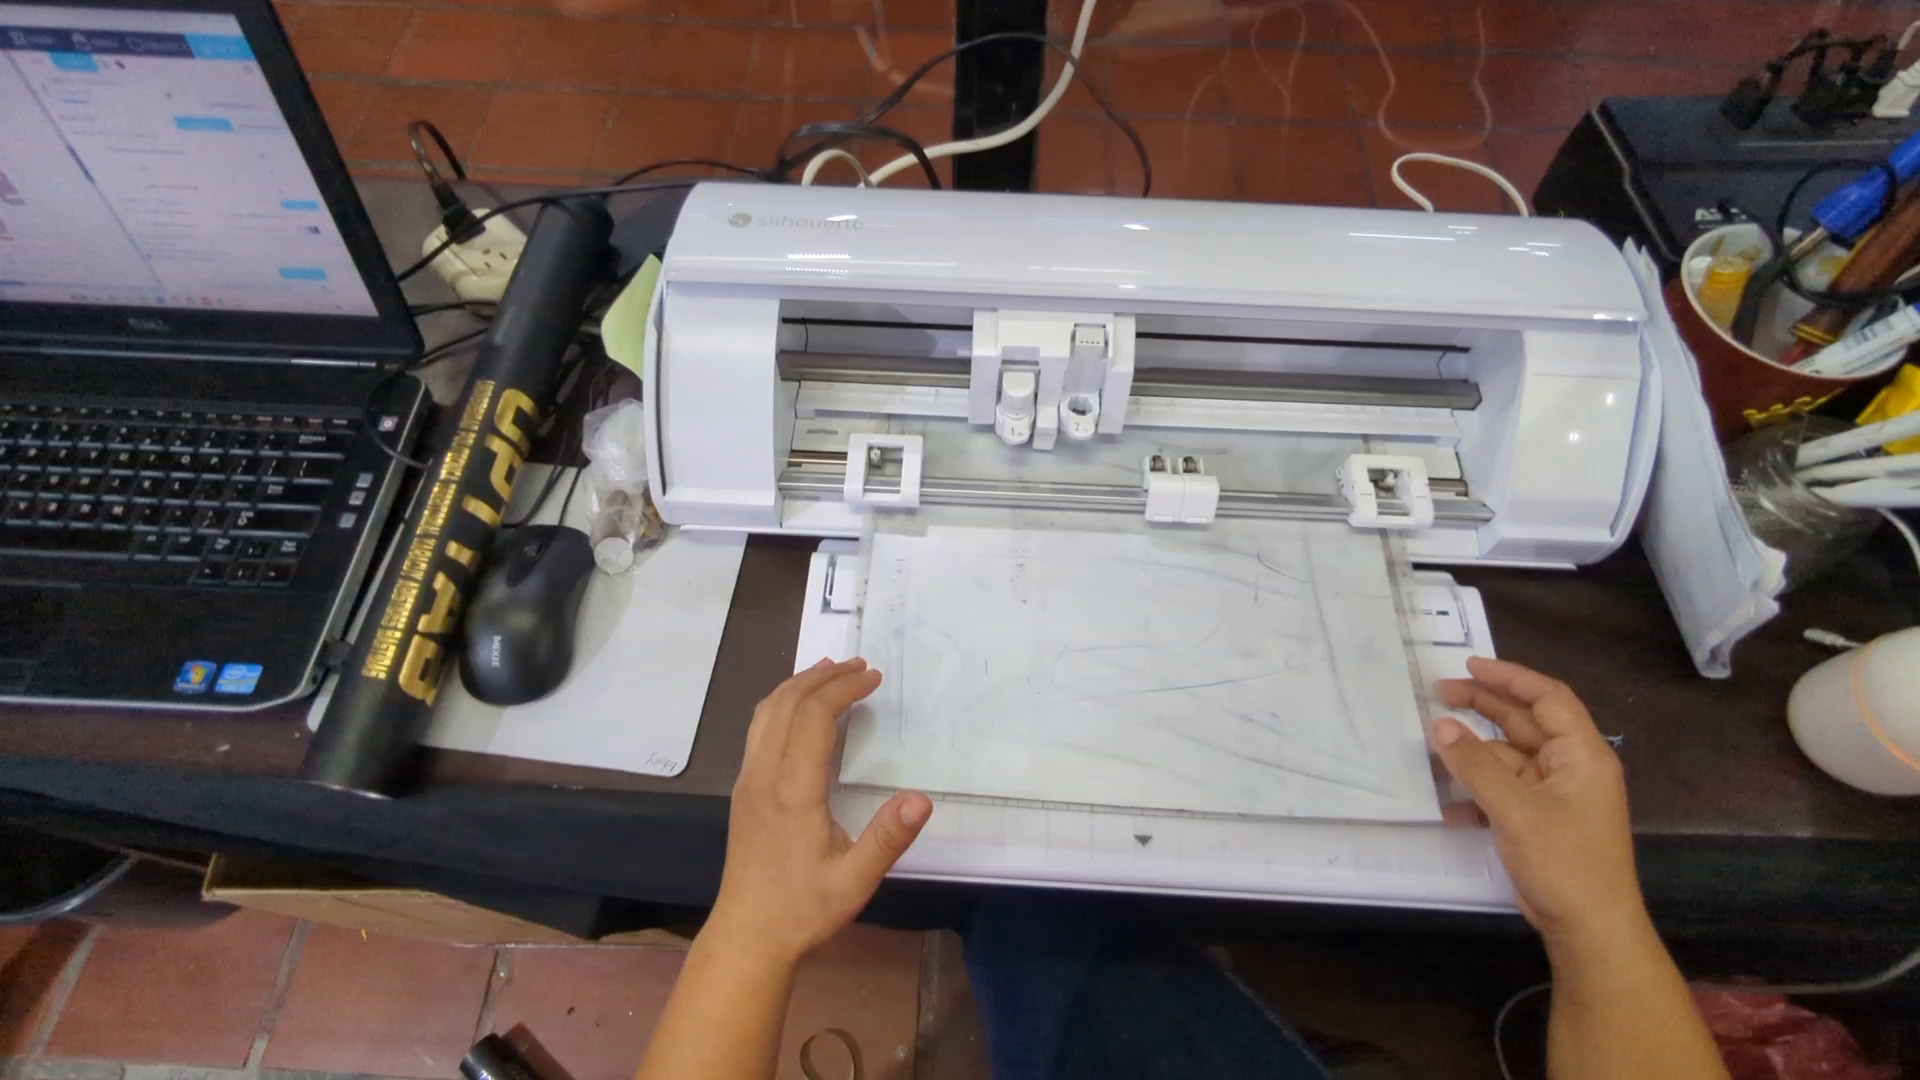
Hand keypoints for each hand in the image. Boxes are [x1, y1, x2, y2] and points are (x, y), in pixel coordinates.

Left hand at [706, 658, 932, 965]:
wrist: (748, 935)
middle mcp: (764, 774)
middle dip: (824, 676)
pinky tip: (799, 707)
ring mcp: (748, 779)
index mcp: (793, 789)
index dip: (845, 689)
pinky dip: (783, 702)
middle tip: (860, 665)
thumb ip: (888, 838)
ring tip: (830, 670)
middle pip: (788, 702)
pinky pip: (759, 727)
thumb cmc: (804, 908)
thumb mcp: (855, 880)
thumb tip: (922, 799)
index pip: (815, 716)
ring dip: (799, 683)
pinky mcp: (743, 788)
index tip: (874, 678)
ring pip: (767, 710)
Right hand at [1432, 656, 1646, 950]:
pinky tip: (1444, 796)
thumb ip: (1474, 764)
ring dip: (1471, 747)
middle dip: (1483, 705)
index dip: (1510, 677)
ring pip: (1506, 754)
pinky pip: (1499, 786)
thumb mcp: (1515, 808)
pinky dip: (1472, 784)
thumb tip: (1440, 725)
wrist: (1588, 928)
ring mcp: (1552, 794)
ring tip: (1432, 740)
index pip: (1548, 698)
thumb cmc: (1564, 861)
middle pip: (1524, 722)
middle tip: (1438, 692)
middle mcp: (1569, 768)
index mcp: (1582, 756)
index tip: (1468, 666)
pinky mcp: (1535, 817)